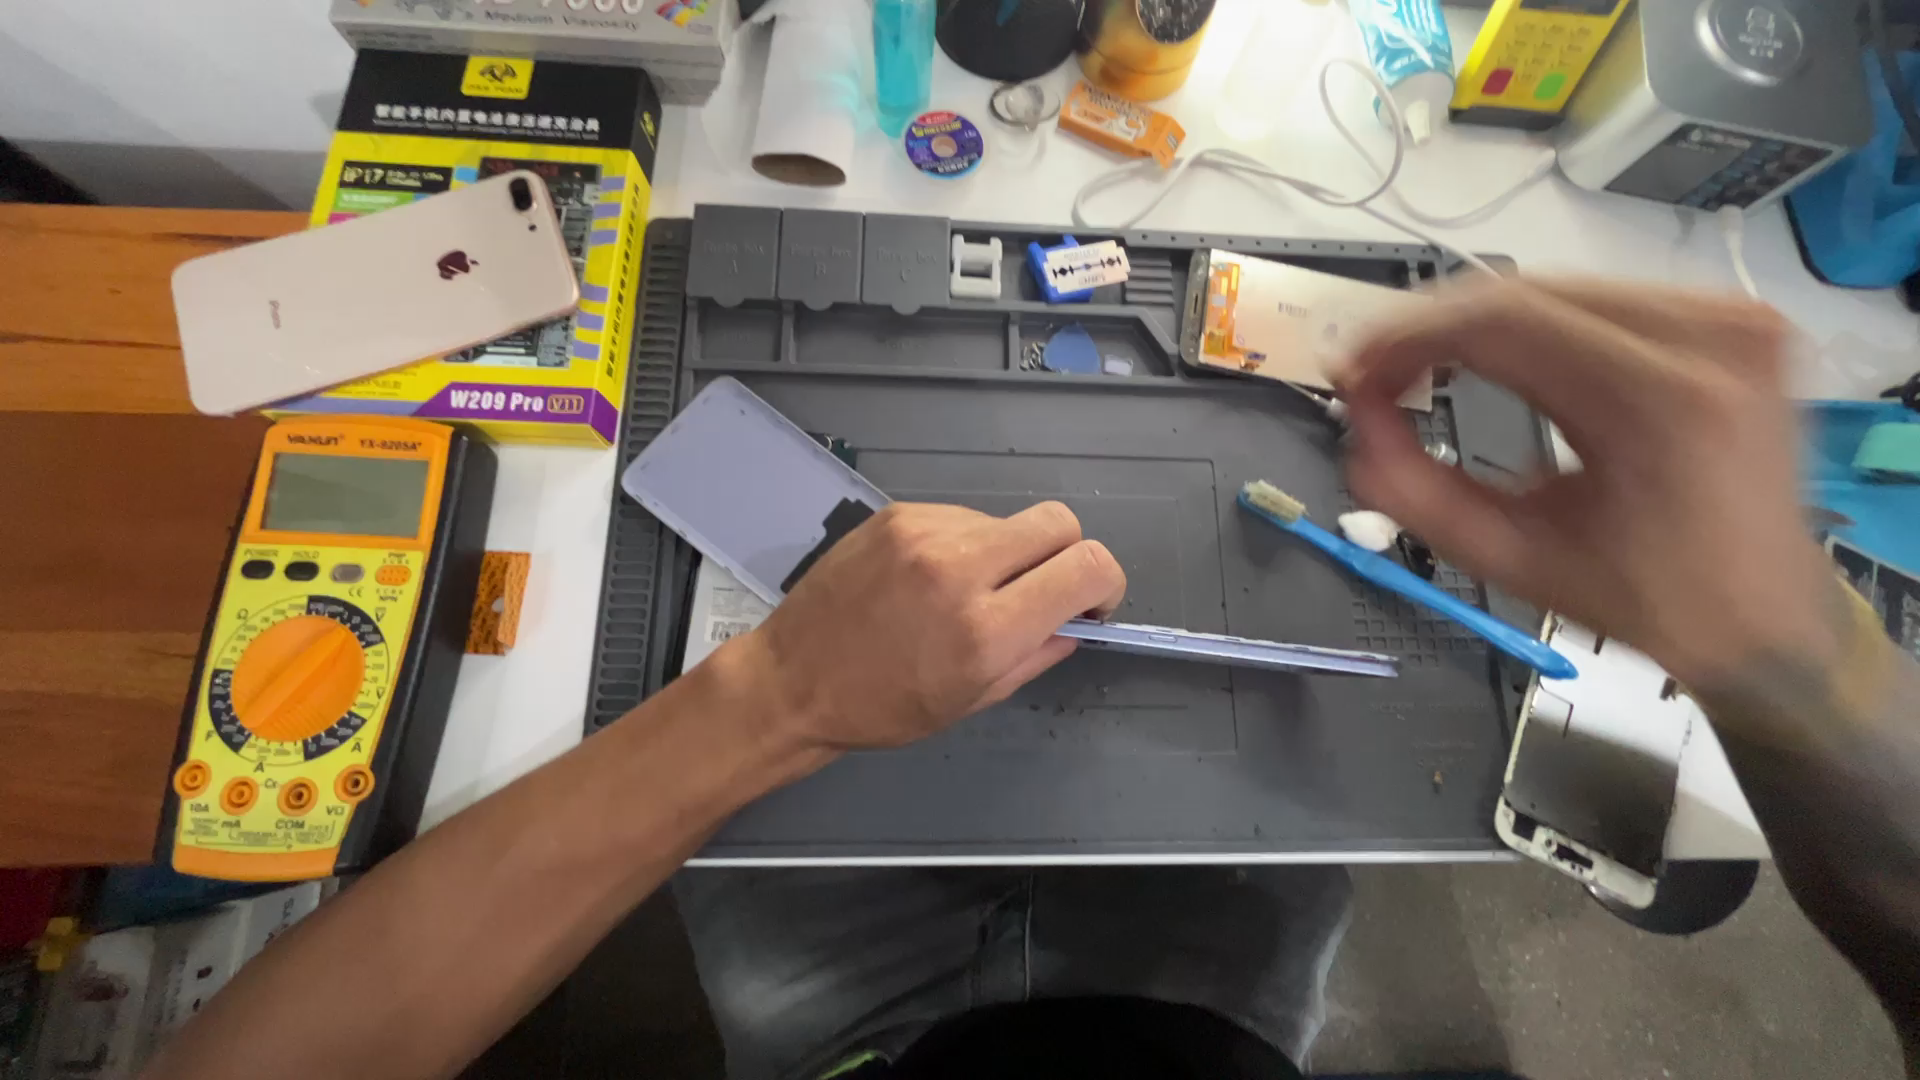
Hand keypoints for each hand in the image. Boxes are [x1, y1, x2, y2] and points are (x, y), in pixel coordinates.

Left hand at [729, 501, 1126, 750]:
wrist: (793, 679)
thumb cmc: (884, 707)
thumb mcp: (972, 699)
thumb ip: (1037, 653)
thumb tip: (1076, 619)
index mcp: (987, 629)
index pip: (1089, 566)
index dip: (1106, 583)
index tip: (1088, 604)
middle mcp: (961, 567)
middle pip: (1060, 522)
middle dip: (1066, 555)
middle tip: (1037, 591)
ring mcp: (926, 532)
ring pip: (1008, 520)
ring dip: (1008, 553)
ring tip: (966, 591)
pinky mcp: (899, 513)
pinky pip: (963, 517)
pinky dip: (966, 544)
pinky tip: (930, 576)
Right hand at [1338, 279, 1840, 691]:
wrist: (1759, 612)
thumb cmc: (1633, 596)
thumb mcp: (1501, 557)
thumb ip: (1410, 493)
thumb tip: (1357, 426)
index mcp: (1658, 400)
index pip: (1497, 322)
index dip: (1401, 339)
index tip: (1348, 374)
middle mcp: (1707, 335)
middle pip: (1518, 293)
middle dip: (1421, 330)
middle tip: (1368, 377)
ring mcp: (1725, 318)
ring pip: (1546, 288)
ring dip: (1461, 327)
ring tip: (1410, 373)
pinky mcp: (1723, 321)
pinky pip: (1587, 300)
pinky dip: (1513, 326)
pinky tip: (1477, 361)